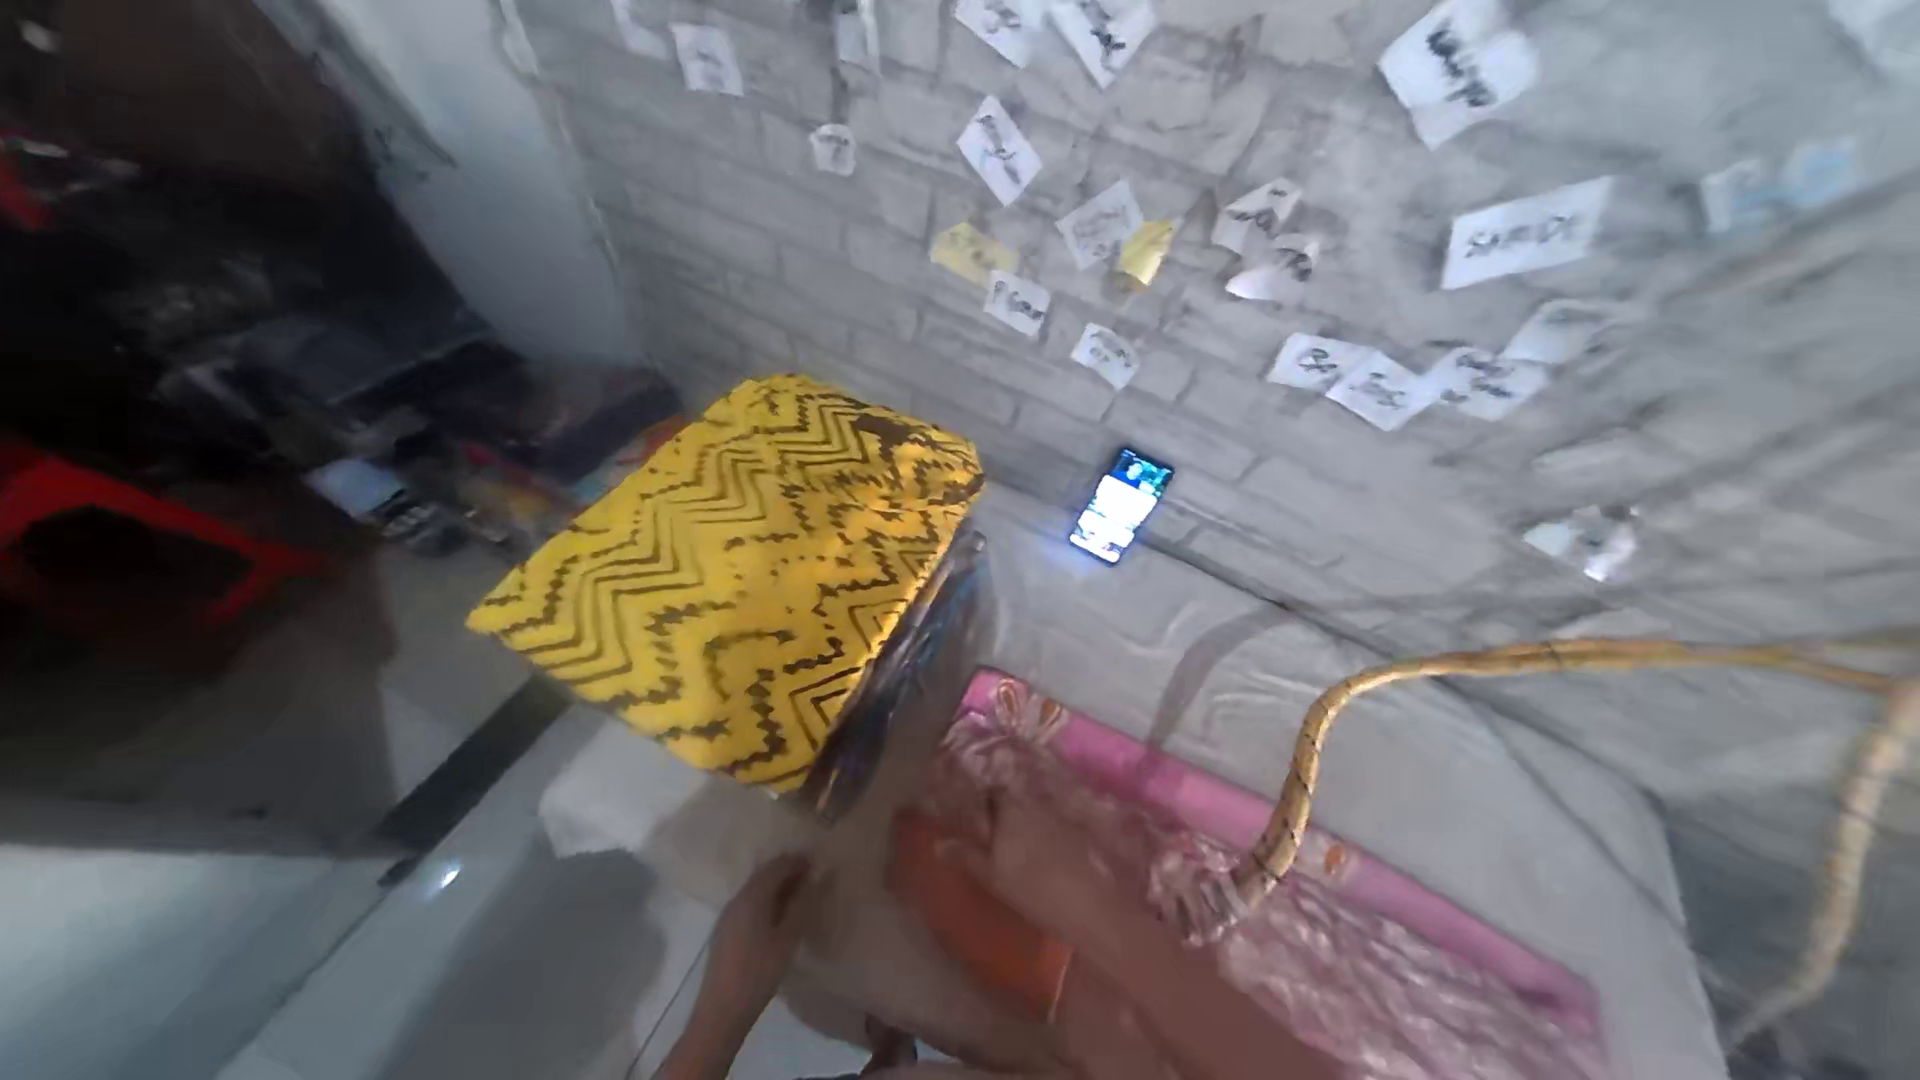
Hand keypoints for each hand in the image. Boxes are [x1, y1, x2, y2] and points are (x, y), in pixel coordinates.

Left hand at [693, 852, 818, 1037]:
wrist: (720, 1014)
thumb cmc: (758, 973)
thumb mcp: (788, 939)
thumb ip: (803, 904)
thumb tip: (818, 876)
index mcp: (752, 896)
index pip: (777, 866)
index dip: (798, 861)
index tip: (817, 863)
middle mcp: (737, 899)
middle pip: (764, 874)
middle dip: (787, 871)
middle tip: (811, 878)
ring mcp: (728, 915)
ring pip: (756, 889)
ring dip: (777, 886)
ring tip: (799, 897)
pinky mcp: (725, 931)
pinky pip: (749, 903)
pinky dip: (766, 900)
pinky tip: (778, 917)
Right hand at [955, 795, 1134, 948]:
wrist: (1088, 905)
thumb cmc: (1031, 888)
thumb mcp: (991, 875)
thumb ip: (965, 854)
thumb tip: (938, 842)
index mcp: (1010, 810)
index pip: (992, 793)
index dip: (983, 805)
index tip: (976, 825)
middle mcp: (1034, 806)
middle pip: (1013, 804)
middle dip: (1003, 817)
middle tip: (993, 843)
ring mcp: (1058, 819)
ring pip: (1032, 816)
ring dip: (1023, 829)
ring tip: (1017, 856)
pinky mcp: (1075, 836)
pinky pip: (1050, 829)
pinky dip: (1042, 840)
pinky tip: (1041, 863)